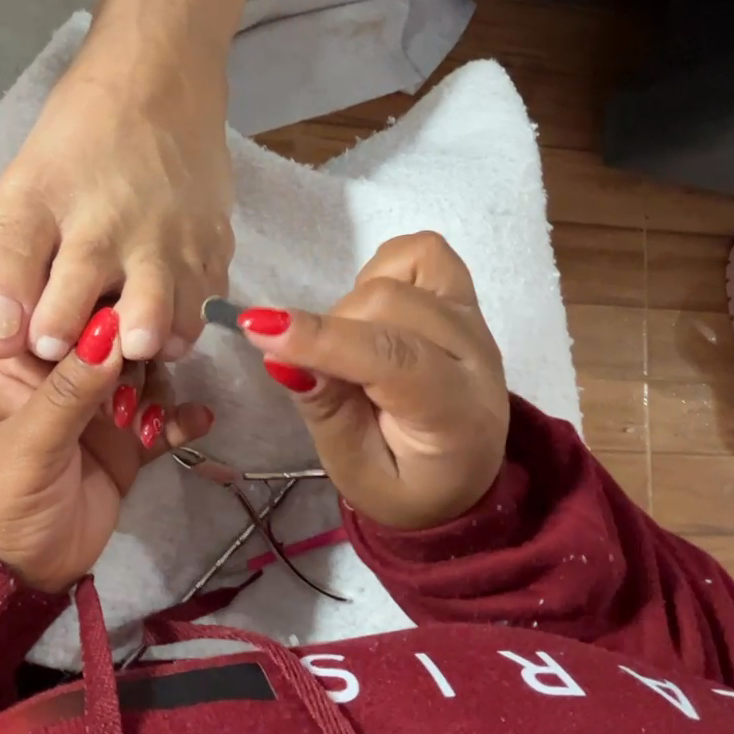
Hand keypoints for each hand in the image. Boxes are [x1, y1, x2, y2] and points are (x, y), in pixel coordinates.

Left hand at [0, 24, 234, 364]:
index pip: (56, 329)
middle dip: (105, 355)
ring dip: (151, 342)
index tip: (41, 332)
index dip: (43, 342)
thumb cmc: (80, 138)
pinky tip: (163, 302)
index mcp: (81, 235)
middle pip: (130, 337)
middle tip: (90, 336)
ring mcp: (189, 249)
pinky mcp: (222, 246)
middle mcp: (142, 249)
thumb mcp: (21, 192)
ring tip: (128, 327)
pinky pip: (208, 309)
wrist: (160, 77)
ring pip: (177, 334)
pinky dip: (184, 320)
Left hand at [0, 308, 215, 592]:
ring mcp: (96, 413)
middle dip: (134, 362)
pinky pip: (160, 422)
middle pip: (115, 343)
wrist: (10, 579)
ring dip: (155, 394)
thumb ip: (72, 388)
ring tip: (144, 427)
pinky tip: (200, 420)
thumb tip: (113, 328)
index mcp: (22, 365)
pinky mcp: (124, 447)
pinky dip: (180, 420)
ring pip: (144, 378)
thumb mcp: (29, 443)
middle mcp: (63, 380)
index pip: (67, 316)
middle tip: (130, 401)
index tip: (133, 327)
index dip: (103, 315)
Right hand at [235, 232, 510, 530]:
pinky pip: (420, 253)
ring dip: (352, 306)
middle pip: (387, 306)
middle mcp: (475, 356)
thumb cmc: (404, 480)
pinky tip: (375, 313)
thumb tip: (278, 354)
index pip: (392, 359)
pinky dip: (383, 270)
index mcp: (455, 414)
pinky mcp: (464, 295)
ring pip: (398, 276)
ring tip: (352, 346)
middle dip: (331, 330)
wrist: (461, 472)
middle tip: (320, 370)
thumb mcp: (354, 470)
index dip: (323, 339)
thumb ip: (323, 410)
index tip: (258, 329)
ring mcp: (473, 318)